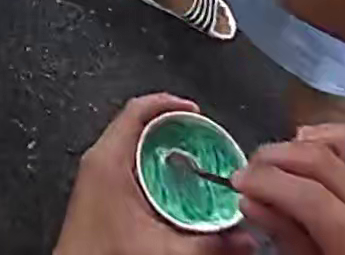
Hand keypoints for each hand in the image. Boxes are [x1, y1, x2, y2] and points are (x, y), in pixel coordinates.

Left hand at [55, 94, 253, 254]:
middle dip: (168, 125)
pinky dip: (150, 161)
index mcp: (108, 158)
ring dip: (160, 144)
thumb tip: (247, 238)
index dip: (164, 104)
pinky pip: (128, 159)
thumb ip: (209, 244)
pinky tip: (173, 181)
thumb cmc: (107, 254)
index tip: (193, 109)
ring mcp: (97, 170)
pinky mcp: (100, 185)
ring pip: (131, 141)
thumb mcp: (164, 250)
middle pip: (134, 123)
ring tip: (192, 152)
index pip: (135, 112)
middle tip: (200, 133)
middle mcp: (99, 157)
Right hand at [232, 125, 344, 254]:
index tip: (237, 181)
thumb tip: (250, 200)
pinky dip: (333, 139)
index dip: (269, 183)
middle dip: (275, 158)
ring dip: (303, 143)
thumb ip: (291, 242)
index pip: (316, 200)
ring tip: (279, 160)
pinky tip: (311, 150)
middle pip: (325, 162)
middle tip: (249, 170)